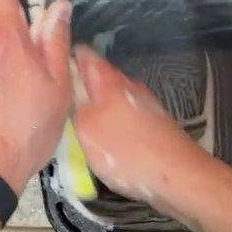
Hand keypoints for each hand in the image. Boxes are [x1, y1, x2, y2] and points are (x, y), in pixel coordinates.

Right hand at [68, 46, 215, 218]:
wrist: (177, 175)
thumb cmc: (126, 152)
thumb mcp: (87, 130)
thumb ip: (76, 106)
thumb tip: (71, 89)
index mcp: (109, 81)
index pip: (85, 56)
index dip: (68, 58)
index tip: (53, 71)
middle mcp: (130, 85)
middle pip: (101, 78)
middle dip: (83, 87)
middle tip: (63, 103)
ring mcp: (146, 105)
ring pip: (116, 98)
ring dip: (100, 106)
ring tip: (83, 123)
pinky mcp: (156, 124)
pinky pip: (128, 116)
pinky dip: (116, 122)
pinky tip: (109, 138)